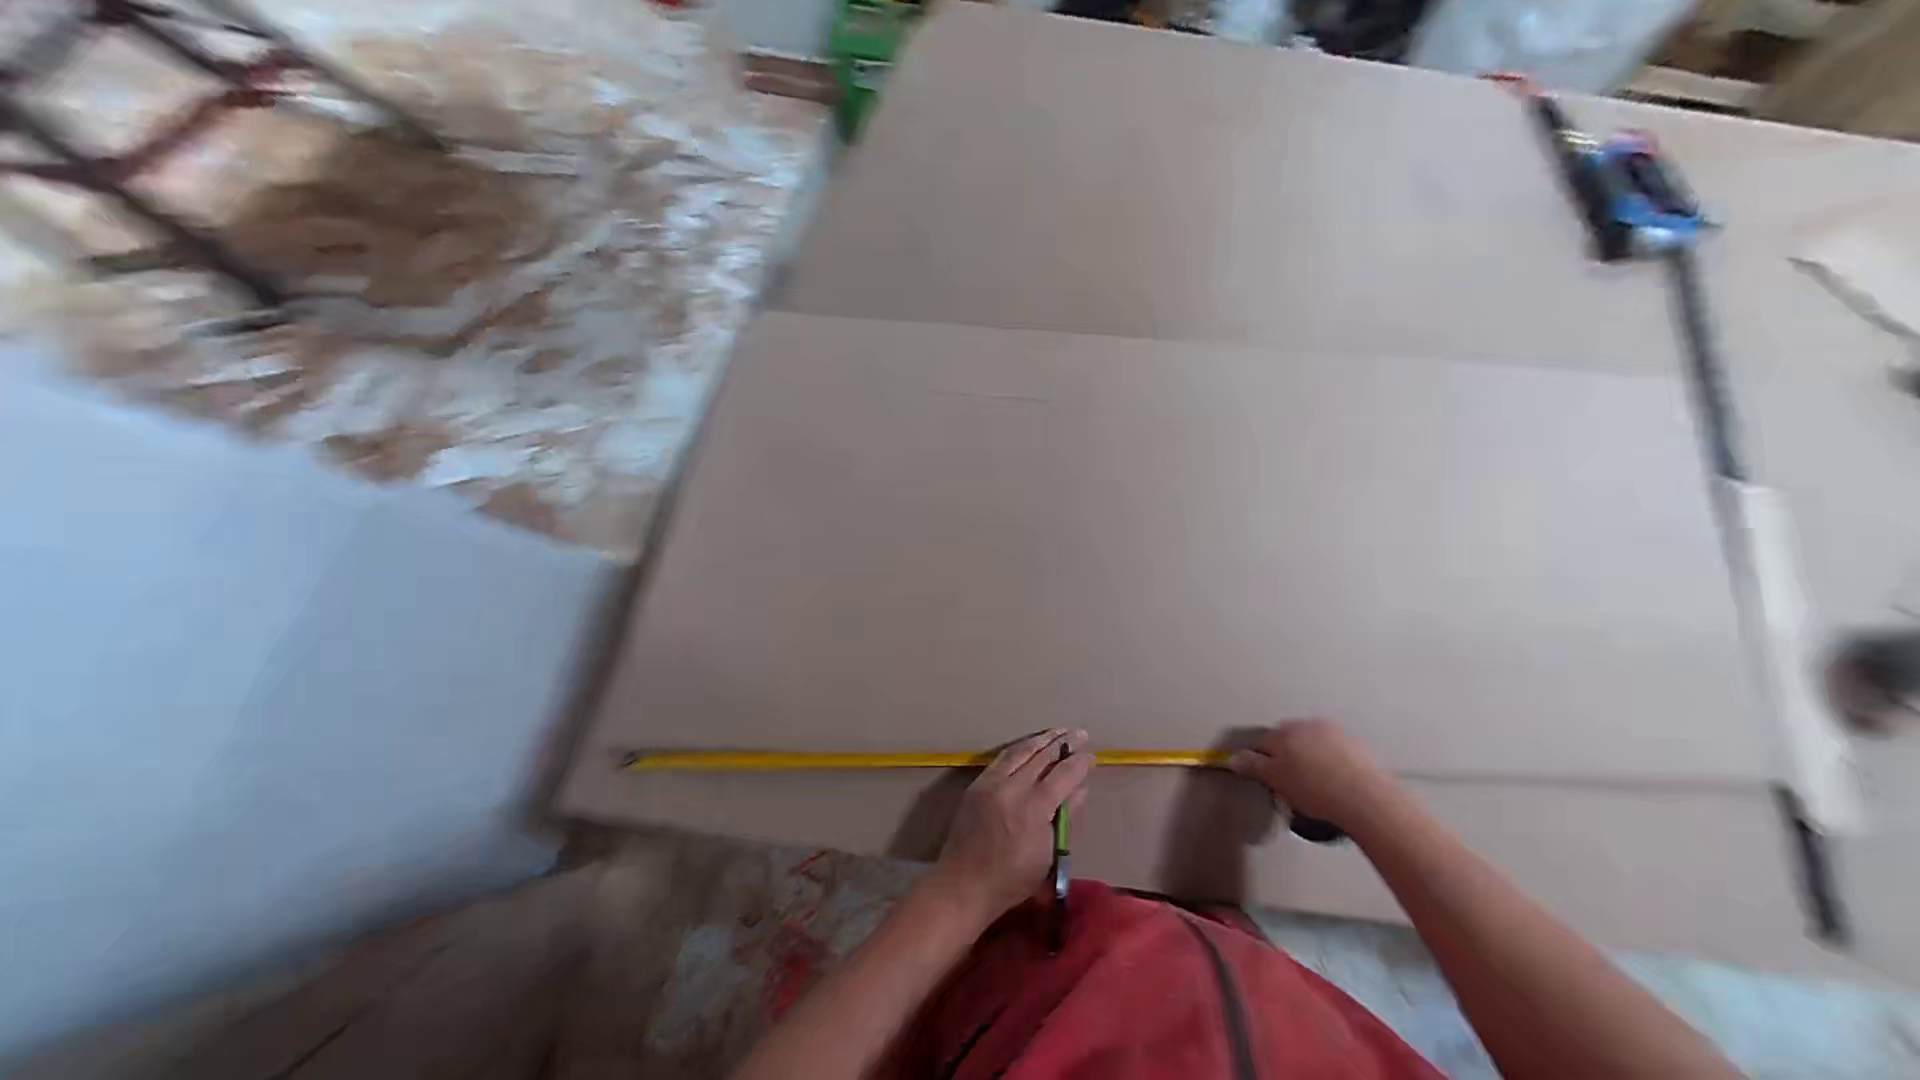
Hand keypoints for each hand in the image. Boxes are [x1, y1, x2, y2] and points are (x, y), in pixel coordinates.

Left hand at [926, 728, 1091, 927]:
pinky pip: (1001, 758)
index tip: (1091, 755)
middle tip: (1080, 734)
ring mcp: (990, 783)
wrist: (963, 884)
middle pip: (1041, 756)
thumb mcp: (1049, 856)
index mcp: (1033, 809)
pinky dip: (1019, 748)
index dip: (1079, 763)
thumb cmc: (1012, 880)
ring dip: (1041, 739)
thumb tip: (1079, 789)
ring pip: (1019, 751)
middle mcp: (1011, 788)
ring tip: (1058, 732)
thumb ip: (1066, 818)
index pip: (1063, 775)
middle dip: (1062, 743)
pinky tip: (1029, 745)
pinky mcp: (976, 785)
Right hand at [1229, 719, 1397, 826]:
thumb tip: (1234, 758)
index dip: (1259, 758)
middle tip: (1289, 780)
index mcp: (1285, 732)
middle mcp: (1309, 726)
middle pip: (1289, 738)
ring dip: (1311, 756)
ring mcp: (1335, 734)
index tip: (1261, 772)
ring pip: (1314, 742)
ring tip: (1314, 784)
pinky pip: (1337, 751)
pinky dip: (1333, 762)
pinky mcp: (1357, 746)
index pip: (1263, 741)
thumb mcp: (1275, 780)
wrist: (1365, 799)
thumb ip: (1252, 766)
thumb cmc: (1318, 789)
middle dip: (1286, 754)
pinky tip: (1335, 783)